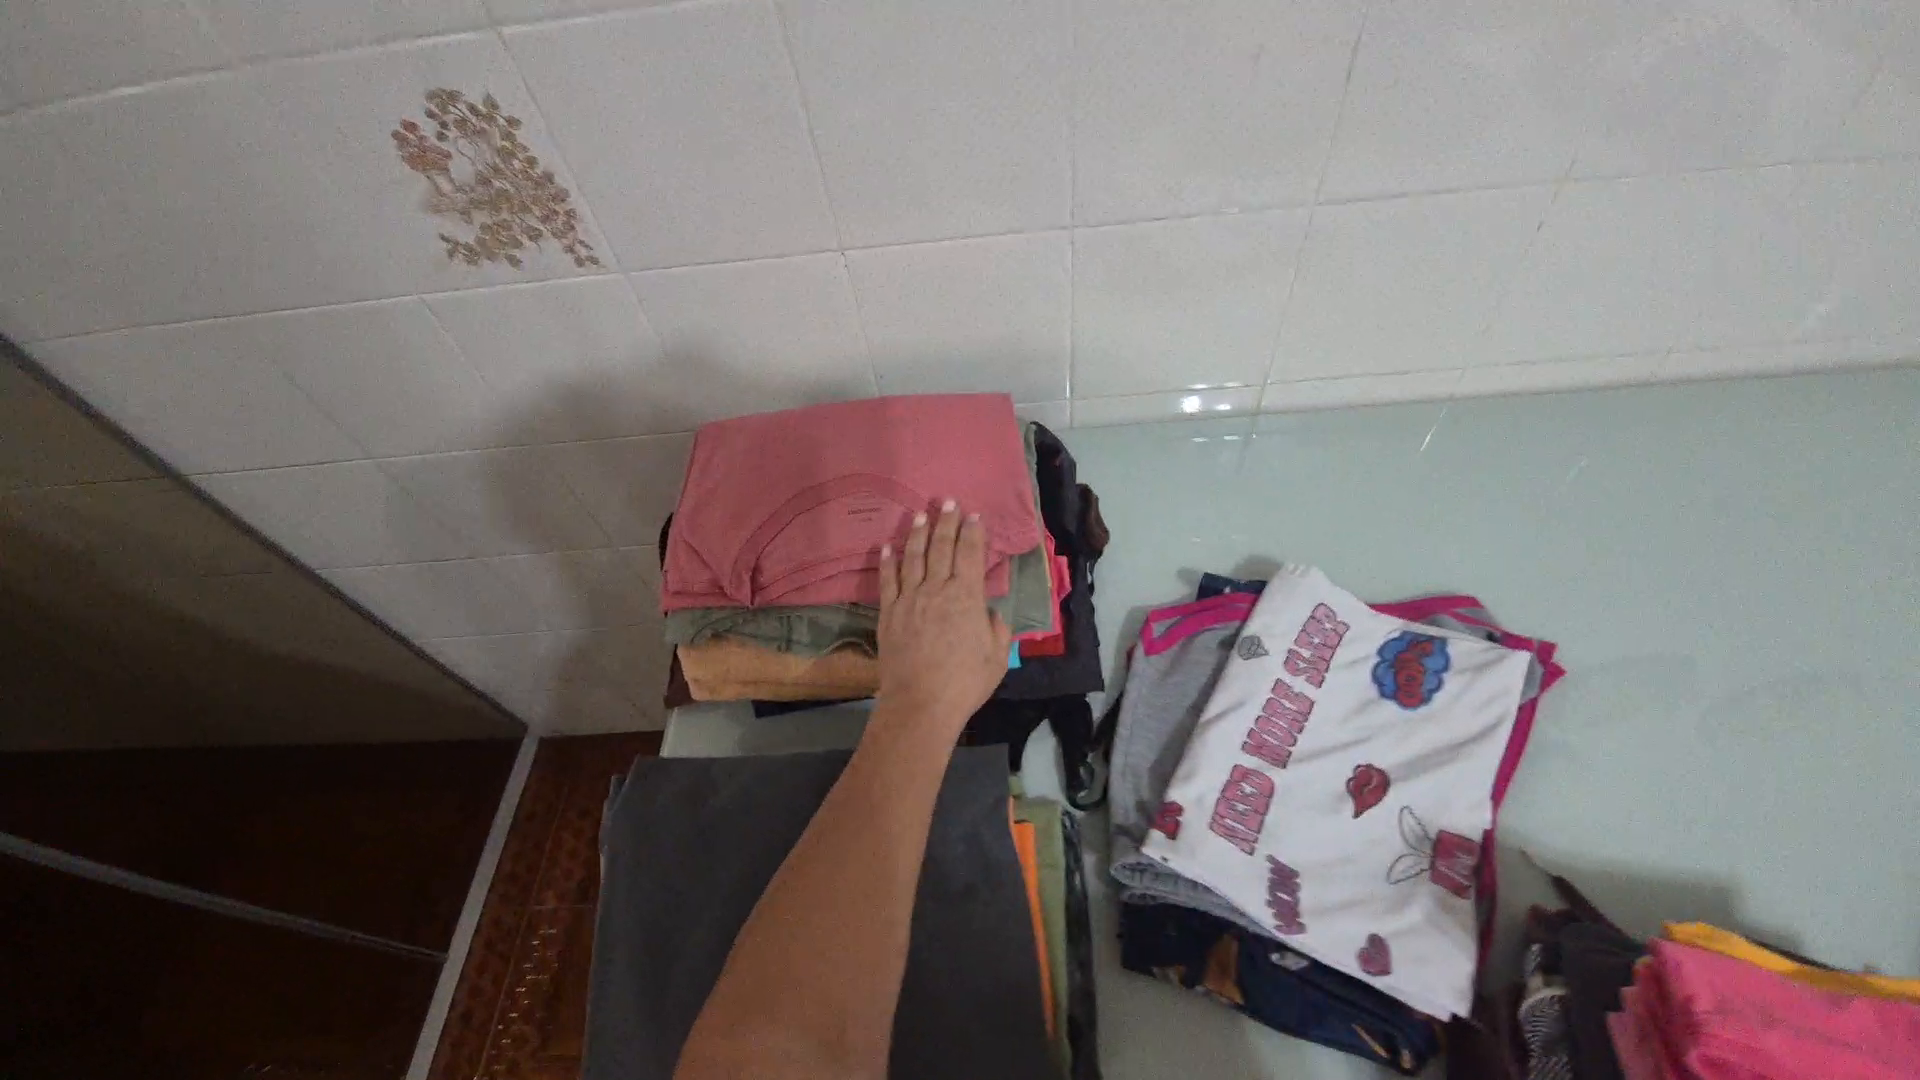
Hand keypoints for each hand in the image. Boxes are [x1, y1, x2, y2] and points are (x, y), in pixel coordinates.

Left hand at [875, 499, 1012, 733]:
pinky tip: (887, 547)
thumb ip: (997, 629)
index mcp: (966, 597)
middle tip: (948, 501)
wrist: (921, 702)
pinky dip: (887, 561)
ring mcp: (909, 599)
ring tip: (920, 514)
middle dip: (946, 522)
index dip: (973, 532)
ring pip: (913, 557)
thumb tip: (989, 613)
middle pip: (941, 548)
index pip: (970, 555)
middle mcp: (937, 590)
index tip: (974, 515)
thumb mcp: (996, 656)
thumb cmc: (965, 682)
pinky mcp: (888, 613)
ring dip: (917, 533)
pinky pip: (887, 581)